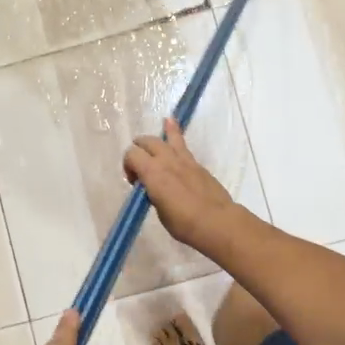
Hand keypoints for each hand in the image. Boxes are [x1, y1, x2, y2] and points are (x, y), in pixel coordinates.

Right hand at [123, 117, 237, 247]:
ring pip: (169, 138)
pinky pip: (183, 146)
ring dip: (163, 132)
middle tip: (140, 162)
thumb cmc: (184, 223)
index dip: (128, 164)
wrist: (216, 222)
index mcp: (152, 172)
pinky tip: (174, 130)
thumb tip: (154, 188)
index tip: (134, 182)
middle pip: (147, 142)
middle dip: (139, 148)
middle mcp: (166, 160)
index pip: (131, 154)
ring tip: (165, 122)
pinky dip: (176, 136)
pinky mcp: (197, 165)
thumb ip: (153, 193)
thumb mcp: (160, 211)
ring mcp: (184, 160)